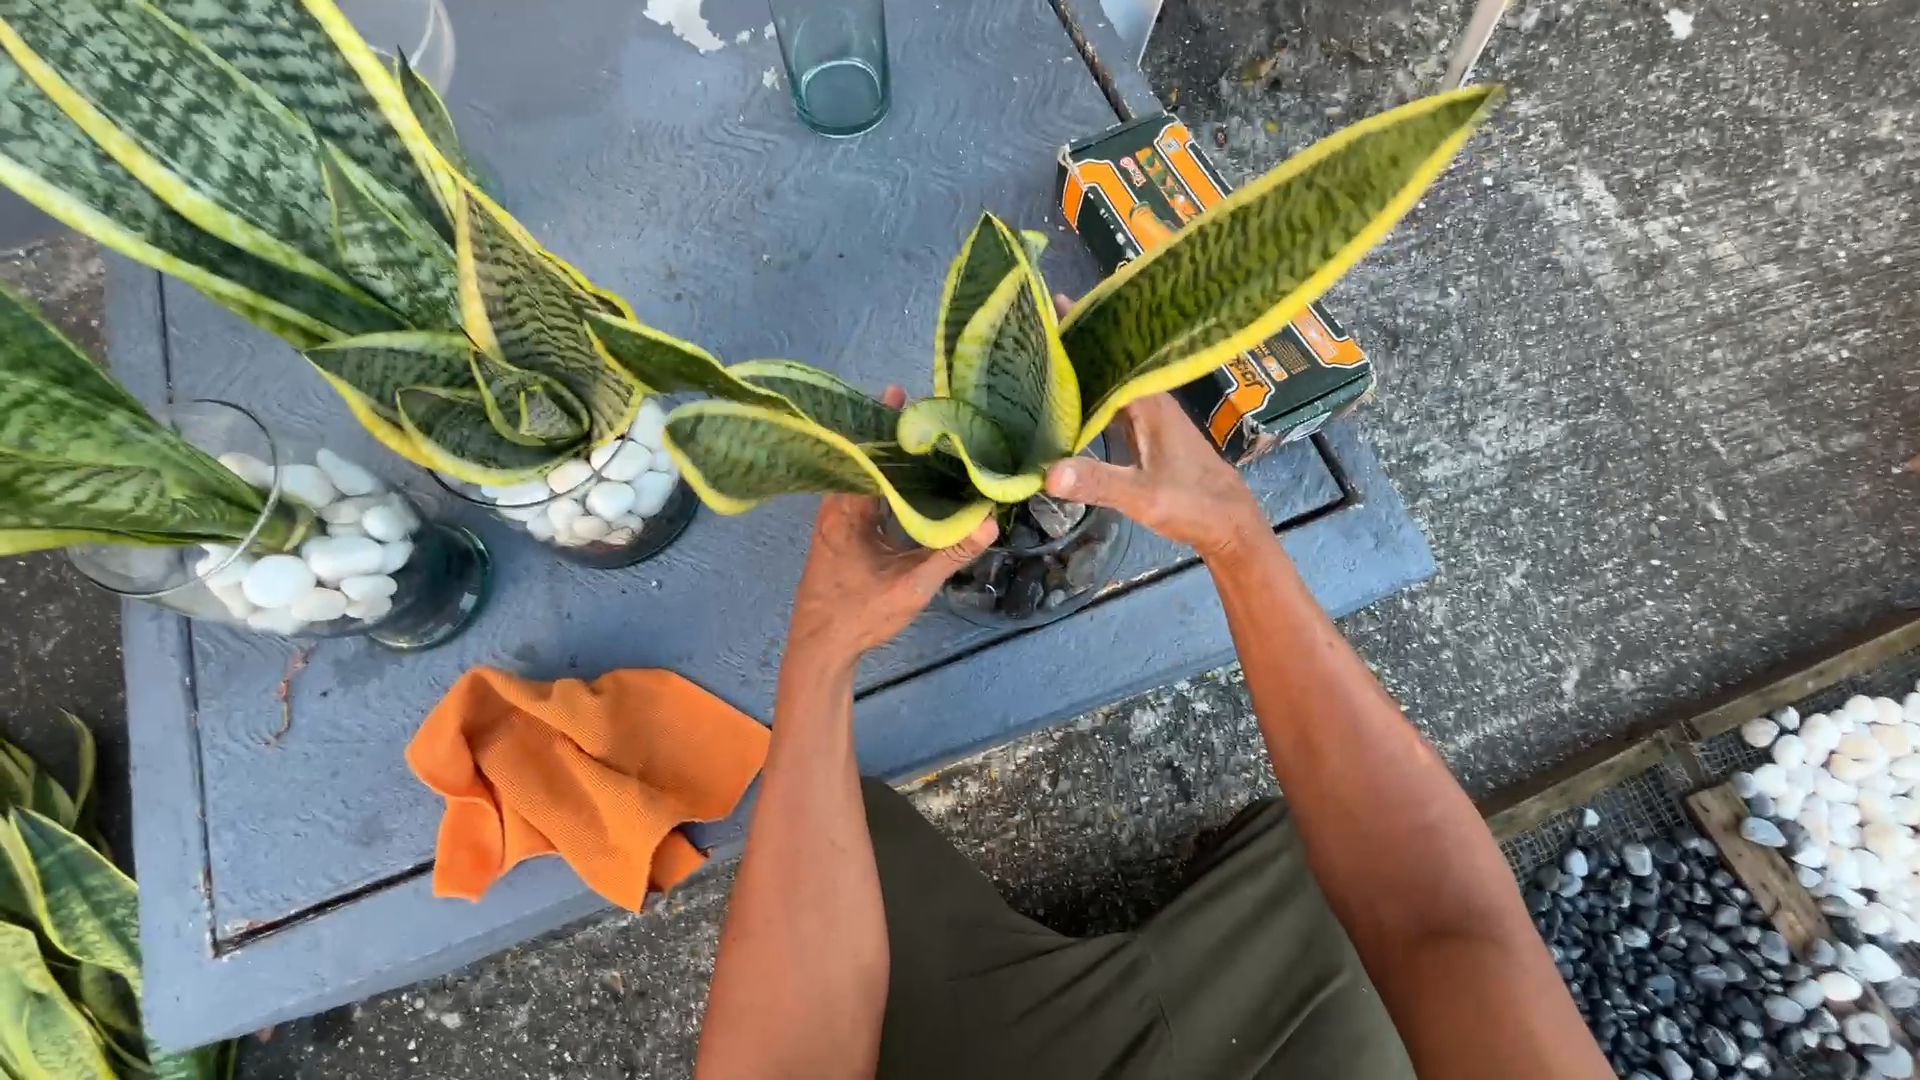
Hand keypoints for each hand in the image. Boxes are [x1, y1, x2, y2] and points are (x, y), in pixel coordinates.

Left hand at [788, 387, 998, 664]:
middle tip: (925, 414)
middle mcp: (834, 507)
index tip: (903, 393)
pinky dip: (882, 482)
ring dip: (886, 460)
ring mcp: (832, 521)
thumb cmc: (859, 616)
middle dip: (891, 436)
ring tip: (923, 440)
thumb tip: (988, 522)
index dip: (886, 423)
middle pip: (862, 459)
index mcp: (846, 510)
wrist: (819, 649)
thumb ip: (950, 554)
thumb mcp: (911, 586)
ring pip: (861, 478)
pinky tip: (909, 482)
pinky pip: (860, 495)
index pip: (866, 453)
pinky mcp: (837, 534)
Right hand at [1045, 297, 1267, 561]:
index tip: (1050, 305)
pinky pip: (1113, 402)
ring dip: (1083, 368)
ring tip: (1041, 354)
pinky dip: (1090, 396)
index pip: (1111, 353)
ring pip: (1111, 381)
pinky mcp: (1149, 432)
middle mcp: (1150, 400)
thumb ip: (1098, 482)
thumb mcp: (1142, 496)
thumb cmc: (1193, 504)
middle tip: (1034, 325)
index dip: (1082, 329)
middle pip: (1109, 361)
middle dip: (1077, 342)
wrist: (1230, 523)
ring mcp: (1151, 416)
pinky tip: (1068, 401)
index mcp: (1150, 402)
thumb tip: (1047, 473)